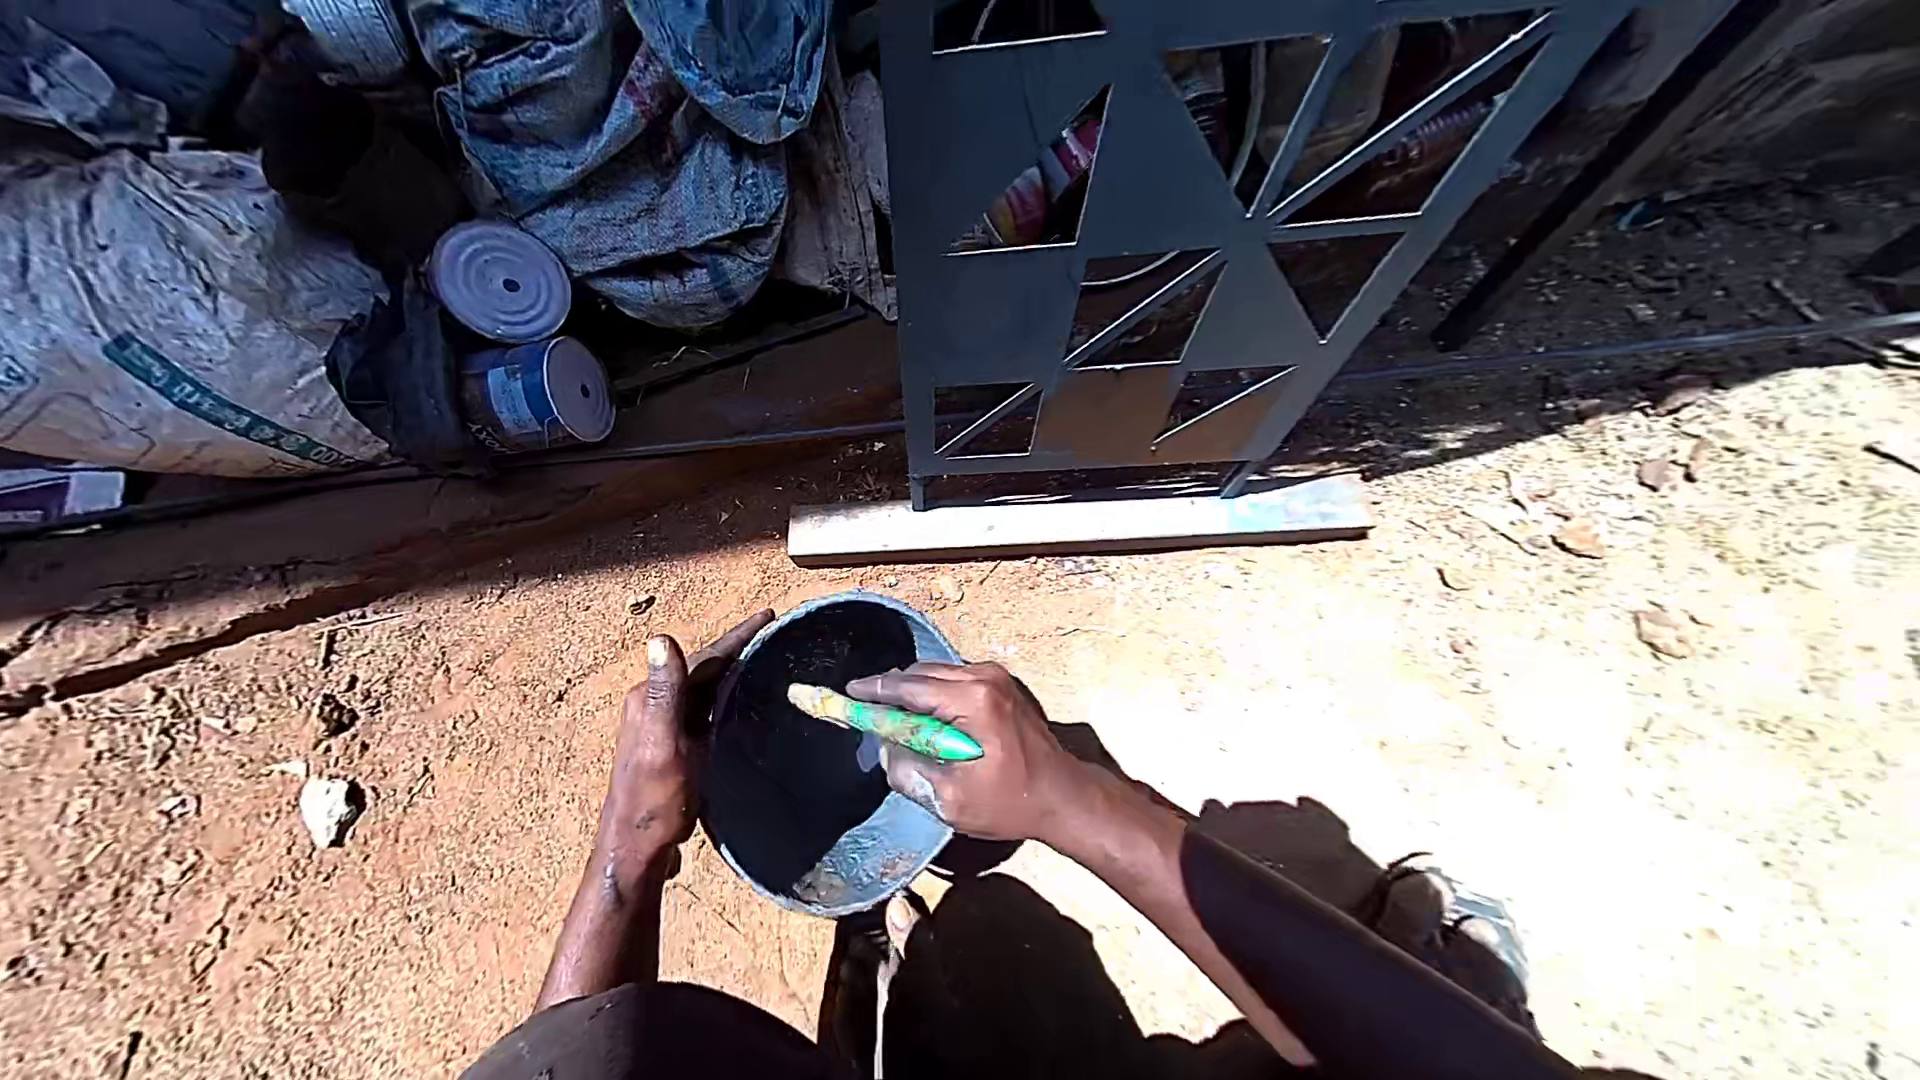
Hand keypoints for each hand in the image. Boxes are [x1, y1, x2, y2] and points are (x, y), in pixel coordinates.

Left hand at [596, 609, 773, 876]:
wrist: (637, 852)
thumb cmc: (652, 803)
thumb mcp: (661, 745)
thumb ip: (664, 693)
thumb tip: (659, 637)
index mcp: (651, 699)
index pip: (702, 657)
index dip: (737, 636)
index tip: (768, 616)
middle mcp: (655, 704)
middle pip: (705, 666)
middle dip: (739, 645)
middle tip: (775, 630)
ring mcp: (666, 724)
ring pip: (707, 685)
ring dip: (735, 666)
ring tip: (768, 653)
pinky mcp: (677, 742)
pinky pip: (708, 704)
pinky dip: (730, 691)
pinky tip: (747, 694)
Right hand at [845, 662, 1091, 843]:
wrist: (1062, 794)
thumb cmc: (1010, 801)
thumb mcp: (950, 798)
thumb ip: (908, 769)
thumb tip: (885, 746)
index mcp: (973, 699)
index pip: (910, 687)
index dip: (875, 690)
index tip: (849, 692)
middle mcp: (984, 676)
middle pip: (922, 673)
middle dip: (892, 689)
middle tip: (867, 708)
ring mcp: (996, 676)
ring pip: (937, 672)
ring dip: (913, 690)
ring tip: (892, 714)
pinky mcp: (1002, 682)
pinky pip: (954, 677)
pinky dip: (934, 691)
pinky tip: (925, 715)